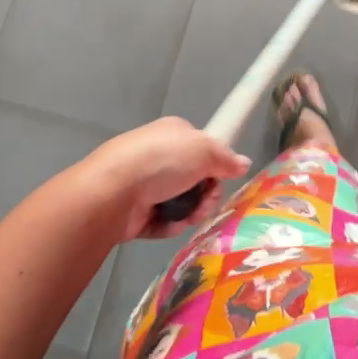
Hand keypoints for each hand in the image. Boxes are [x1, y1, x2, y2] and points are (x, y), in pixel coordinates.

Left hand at [85, 118, 250, 241]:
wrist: (114, 192)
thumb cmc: (162, 161)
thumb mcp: (204, 150)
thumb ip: (226, 158)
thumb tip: (244, 163)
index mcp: (173, 133)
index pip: (202, 147)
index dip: (215, 165)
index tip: (221, 178)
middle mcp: (159, 156)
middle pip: (195, 178)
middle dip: (205, 194)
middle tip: (205, 202)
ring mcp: (145, 184)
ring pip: (181, 202)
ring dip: (190, 212)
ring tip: (188, 217)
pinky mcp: (135, 212)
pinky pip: (162, 221)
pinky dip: (169, 225)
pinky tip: (169, 225)